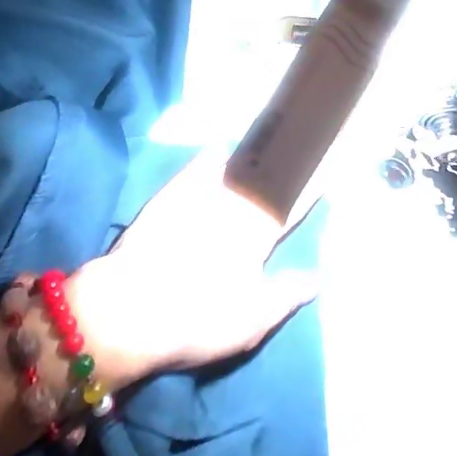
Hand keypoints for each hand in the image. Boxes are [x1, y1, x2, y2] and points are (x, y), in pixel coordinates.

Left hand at [64, 151, 317, 387]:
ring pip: (233, 171)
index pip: (290, 208)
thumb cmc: (198, 320)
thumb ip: (287, 294)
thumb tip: (319, 276)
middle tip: (304, 139)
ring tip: (273, 136)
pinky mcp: (167, 201)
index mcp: (256, 238)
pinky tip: (218, 148)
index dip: (309, 190)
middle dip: (287, 162)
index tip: (327, 169)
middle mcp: (231, 210)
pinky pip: (194, 171)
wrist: (130, 310)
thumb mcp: (253, 320)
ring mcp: (196, 201)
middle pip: (266, 181)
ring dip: (255, 155)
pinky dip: (209, 158)